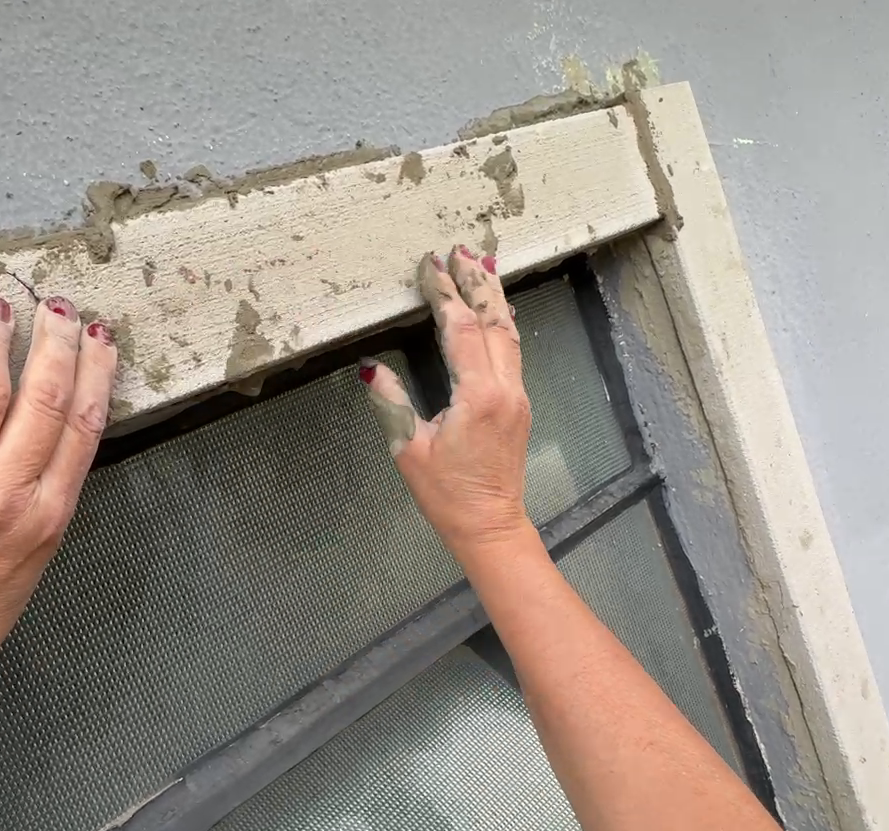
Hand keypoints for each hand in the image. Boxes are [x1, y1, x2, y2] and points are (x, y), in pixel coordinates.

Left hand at [0, 296, 117, 696]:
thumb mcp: (34, 557)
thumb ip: (44, 495)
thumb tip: (51, 425)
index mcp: (45, 518)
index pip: (80, 427)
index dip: (93, 373)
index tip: (98, 336)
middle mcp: (1, 501)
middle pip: (40, 402)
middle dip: (54, 344)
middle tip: (56, 306)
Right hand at [362, 246, 532, 560]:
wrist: (490, 523)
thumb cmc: (447, 494)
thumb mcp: (409, 449)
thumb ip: (393, 403)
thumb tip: (370, 369)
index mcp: (478, 395)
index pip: (460, 330)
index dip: (444, 294)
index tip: (430, 265)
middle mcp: (505, 388)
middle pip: (494, 321)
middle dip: (477, 282)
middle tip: (461, 248)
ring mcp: (517, 396)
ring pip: (510, 333)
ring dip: (495, 297)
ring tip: (482, 265)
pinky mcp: (519, 405)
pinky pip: (513, 351)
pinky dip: (502, 323)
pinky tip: (495, 312)